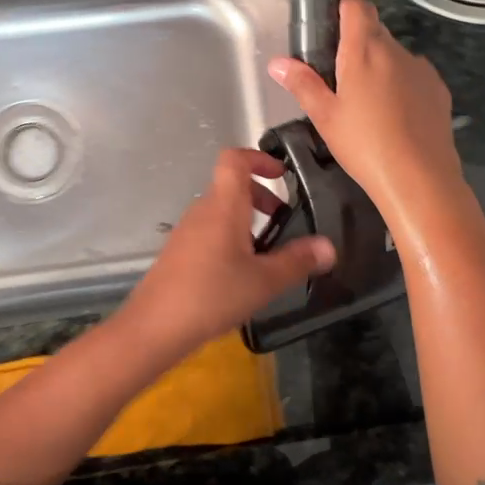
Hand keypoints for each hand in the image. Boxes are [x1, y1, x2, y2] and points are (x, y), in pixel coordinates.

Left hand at [116, 148, 334, 356]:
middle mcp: (202, 210)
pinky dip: (231, 238)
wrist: (155, 326)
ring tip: (268, 253)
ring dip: (247, 221)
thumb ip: (297, 261)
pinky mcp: (179, 252)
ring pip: (221, 211)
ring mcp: (187, 231)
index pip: (234, 159)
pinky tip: (241, 273)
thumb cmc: (212, 295)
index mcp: (223, 206)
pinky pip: (210, 231)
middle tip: (284, 222)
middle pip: (231, 185)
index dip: (259, 158)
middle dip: (261, 196)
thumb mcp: (264, 281)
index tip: (283, 175)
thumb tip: (329, 247)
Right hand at [267, 0, 464, 225]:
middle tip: (338, 77)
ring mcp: (422, 70)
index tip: (329, 29)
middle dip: (356, 44)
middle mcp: (396, 51)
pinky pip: (414, 76)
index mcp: (364, 50)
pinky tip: (394, 116)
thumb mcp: (325, 117)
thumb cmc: (364, 144)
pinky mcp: (440, 90)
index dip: (342, 10)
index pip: (357, 7)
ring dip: (380, 67)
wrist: (420, 179)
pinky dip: (401, 85)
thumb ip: (302, 84)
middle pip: (375, 31)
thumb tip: (278, 63)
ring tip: (367, 103)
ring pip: (395, 55)